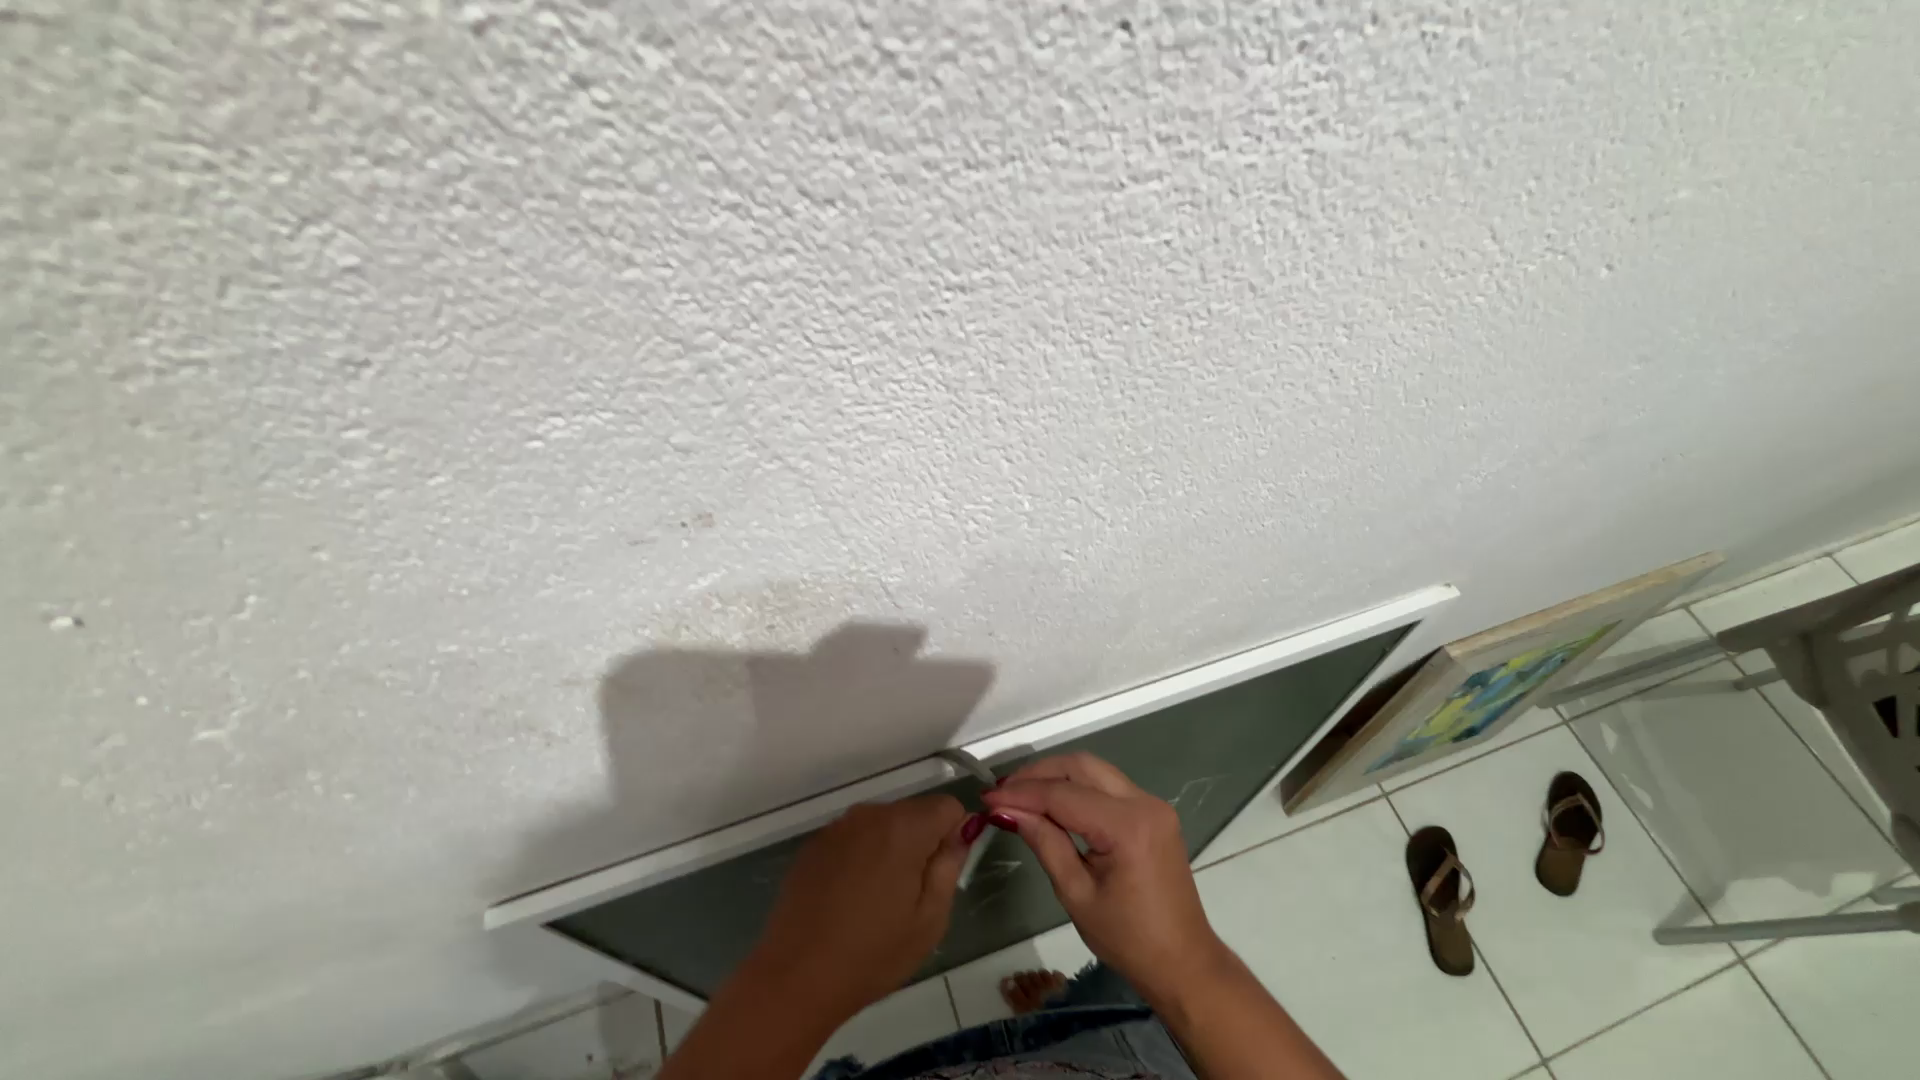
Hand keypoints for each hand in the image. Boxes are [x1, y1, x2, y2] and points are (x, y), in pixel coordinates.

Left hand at [743, 794, 970, 1023]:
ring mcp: (836, 828)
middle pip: (912, 812)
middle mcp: (868, 816)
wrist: (795, 977)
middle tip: (911, 895)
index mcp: (902, 828)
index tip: (942, 871)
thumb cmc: (872, 954)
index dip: (954, 834)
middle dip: (921, 843)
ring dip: (889, 849)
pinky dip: (859, 858)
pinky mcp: (812, 846)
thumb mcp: (929, 920)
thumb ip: (949, 867)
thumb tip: (959, 835)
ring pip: (881, 825)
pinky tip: (848, 899)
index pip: (946, 805)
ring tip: (877, 901)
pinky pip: (852, 839)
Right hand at [982, 753, 1229, 999]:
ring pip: (1095, 770)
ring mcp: (1153, 804)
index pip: (1063, 794)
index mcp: (1127, 827)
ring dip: (1056, 775)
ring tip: (1019, 794)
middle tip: (1002, 791)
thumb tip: (1006, 810)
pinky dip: (1076, 786)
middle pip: (1081, 766)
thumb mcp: (1076, 894)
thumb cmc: (1127, 939)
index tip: (987, 797)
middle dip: (1038, 774)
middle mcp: (1144, 803)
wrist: (1182, 961)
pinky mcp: (1153, 812)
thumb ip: (1044, 842)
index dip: (1022, 793)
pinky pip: (1108, 785)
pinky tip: (1051, 802)